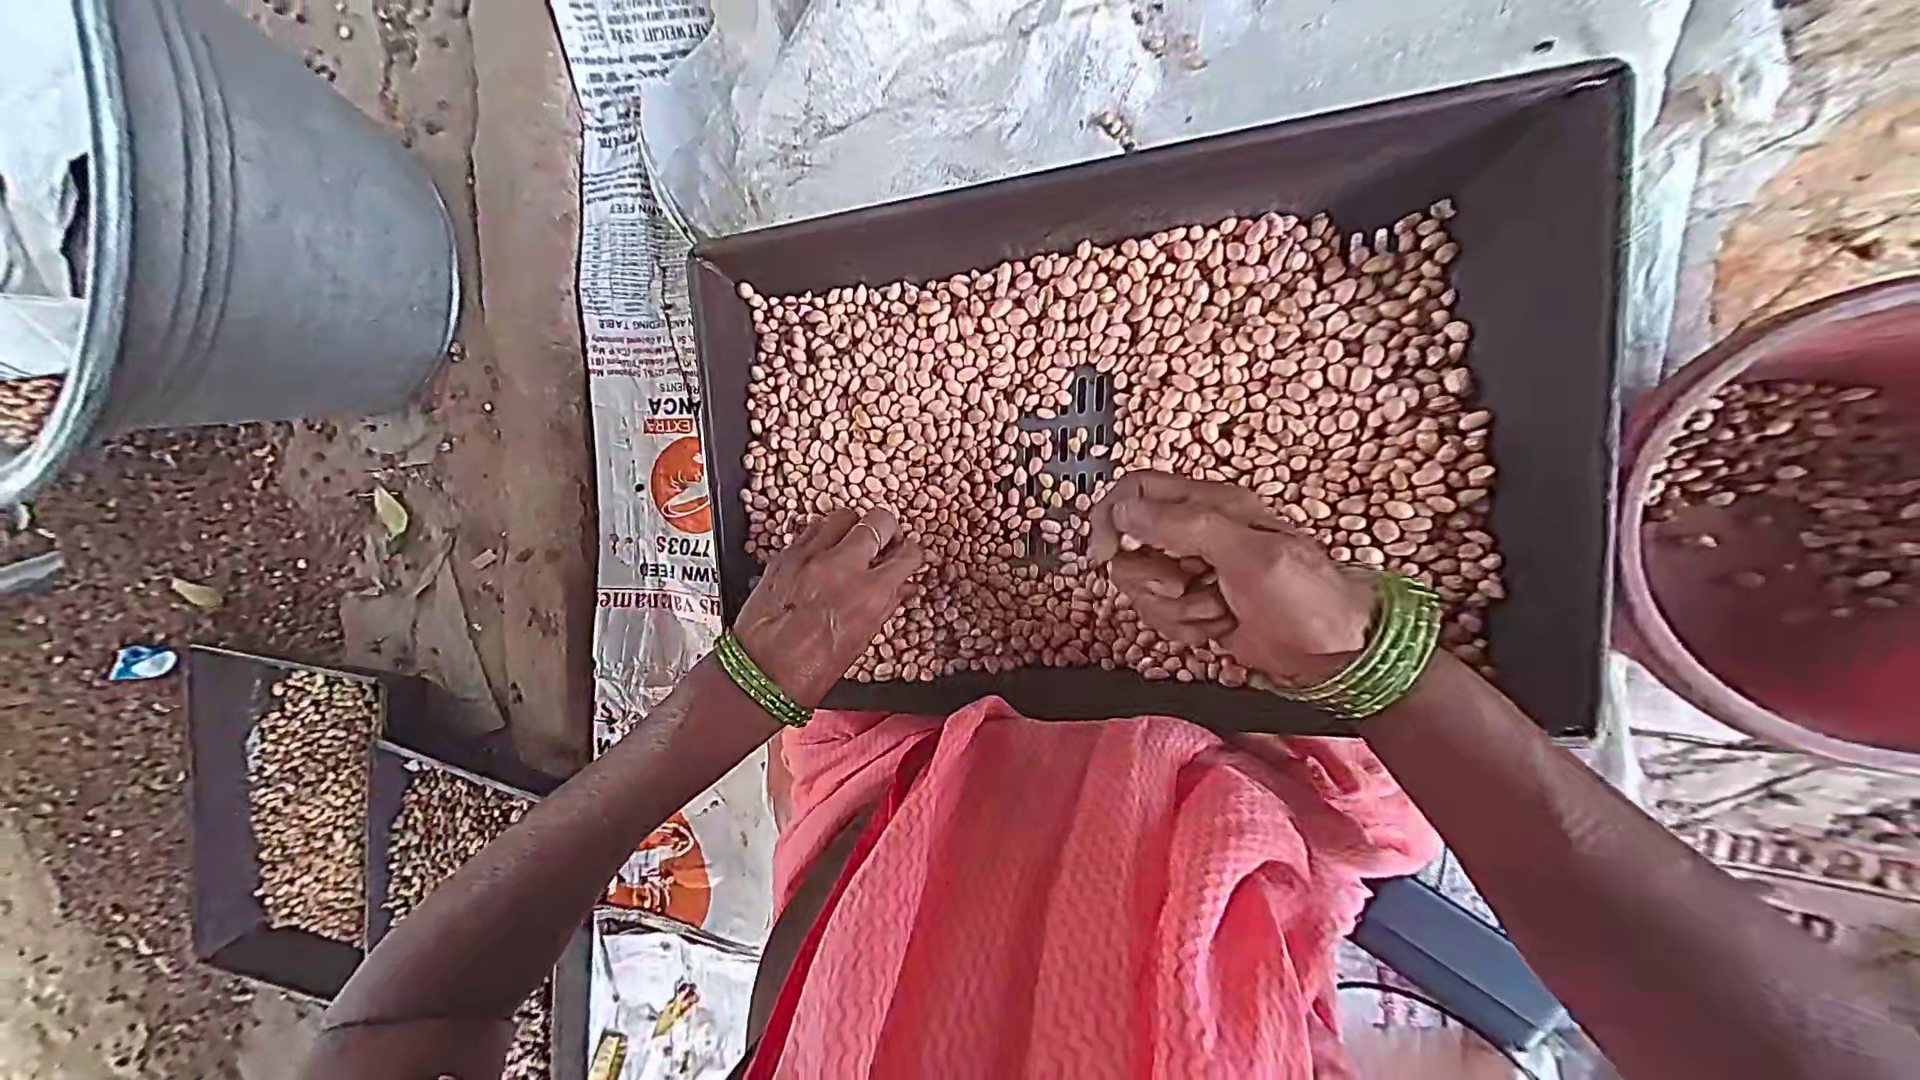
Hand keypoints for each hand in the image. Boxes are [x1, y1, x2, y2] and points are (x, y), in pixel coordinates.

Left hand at [733, 507, 924, 706]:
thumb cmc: (812, 669)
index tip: (910, 555)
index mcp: (869, 594)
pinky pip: (812, 530)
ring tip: (853, 543)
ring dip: (855, 527)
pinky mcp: (785, 556)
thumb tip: (901, 587)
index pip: (907, 555)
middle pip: (880, 520)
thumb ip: (885, 605)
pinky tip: (825, 551)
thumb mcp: (861, 640)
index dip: (913, 553)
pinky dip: (824, 536)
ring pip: (845, 516)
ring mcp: (811, 557)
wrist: (760, 674)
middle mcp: (843, 567)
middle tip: (885, 542)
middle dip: (888, 530)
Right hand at [1088, 471, 1376, 684]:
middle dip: (1153, 579)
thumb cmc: (1305, 596)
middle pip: (1128, 547)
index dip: (1109, 516)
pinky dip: (1184, 626)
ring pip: (1139, 585)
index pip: (1134, 490)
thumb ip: (1185, 525)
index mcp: (1207, 504)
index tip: (1104, 552)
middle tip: (1188, 586)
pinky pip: (1156, 614)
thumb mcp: (1250, 553)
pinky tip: (1218, 625)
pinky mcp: (1189, 604)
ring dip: (1175, 608)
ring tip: (1218, 608)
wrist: (1334, 652)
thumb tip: (1124, 511)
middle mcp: (1191, 533)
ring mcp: (1188, 570)